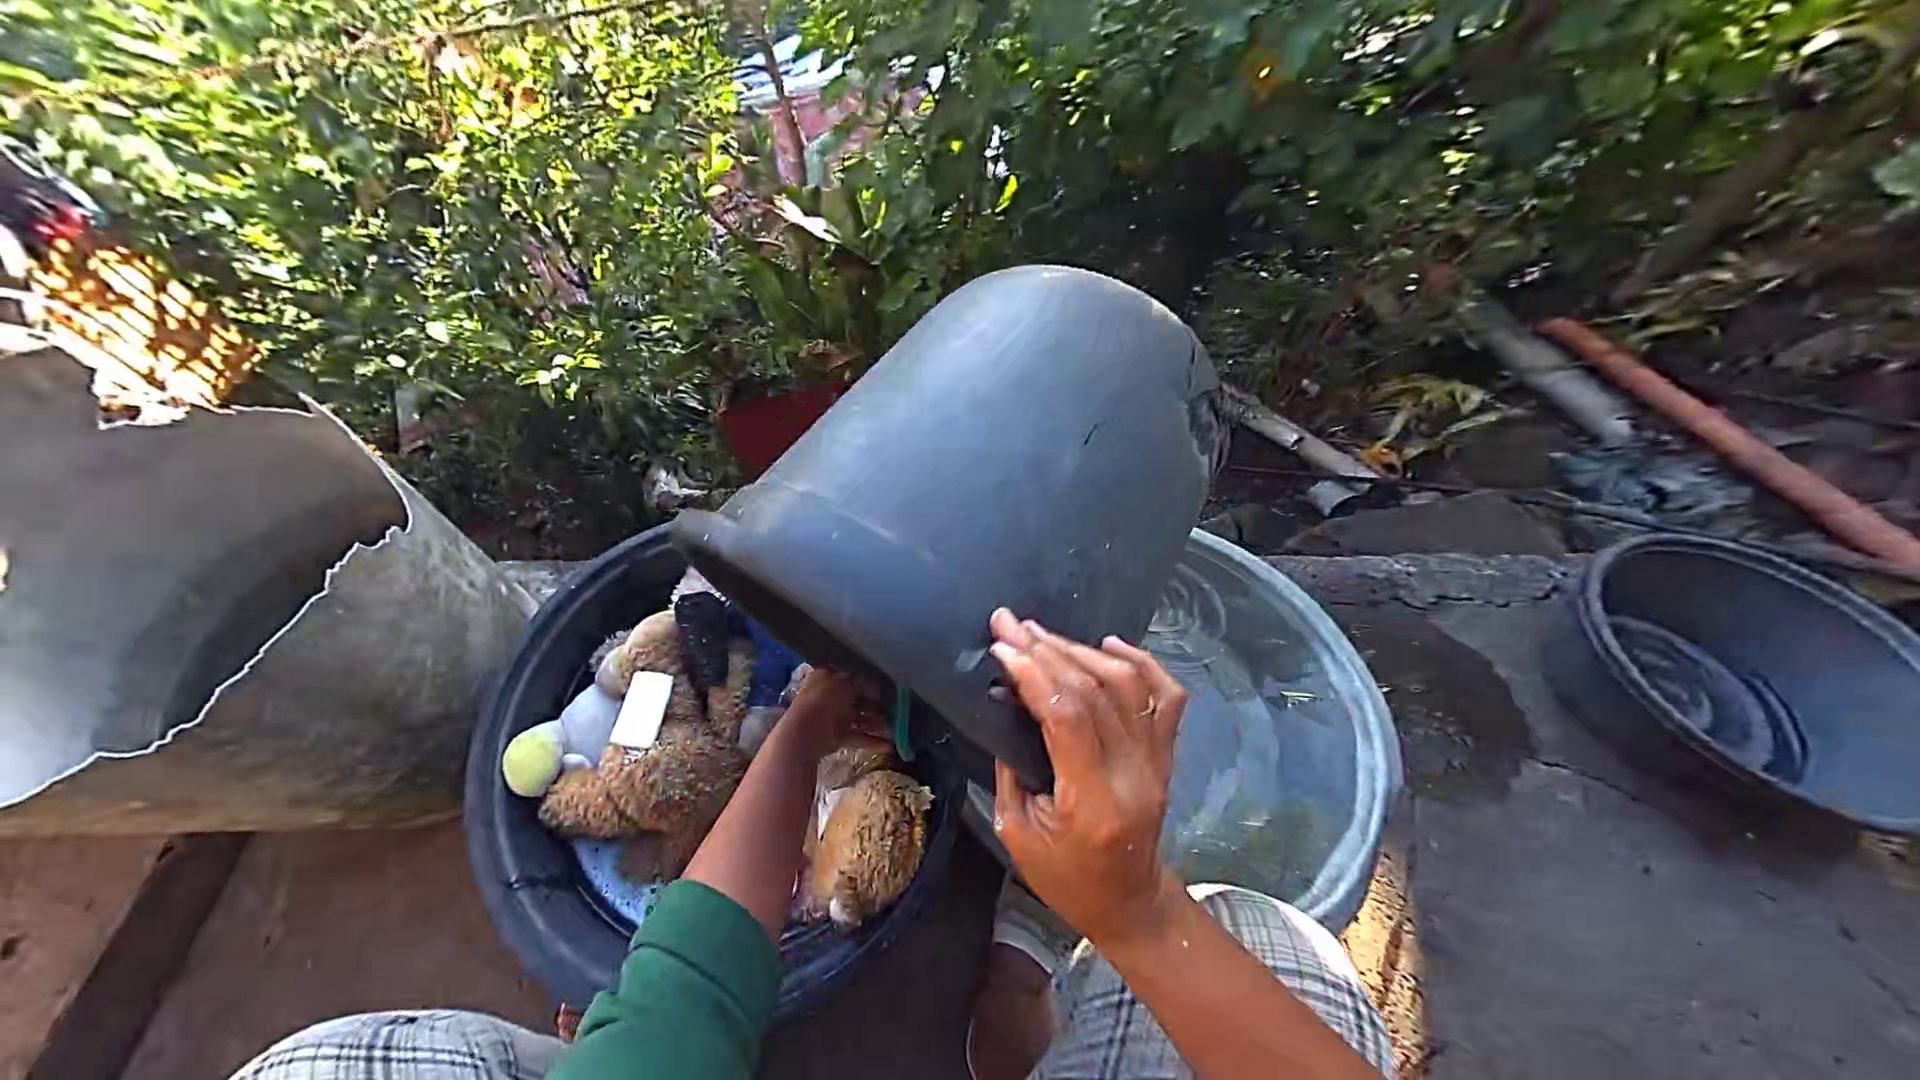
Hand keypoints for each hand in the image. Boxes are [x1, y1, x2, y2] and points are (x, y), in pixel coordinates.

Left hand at [782, 666, 886, 758]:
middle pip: (859, 698)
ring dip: (879, 723)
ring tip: (896, 729)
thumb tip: (875, 685)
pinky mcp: (836, 737)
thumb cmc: (824, 701)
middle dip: (878, 704)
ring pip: (861, 718)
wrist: (803, 736)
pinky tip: (890, 746)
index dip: (871, 682)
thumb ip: (862, 681)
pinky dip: (872, 741)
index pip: (853, 676)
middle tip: (896, 709)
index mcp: (828, 677)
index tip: (889, 688)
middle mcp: (830, 695)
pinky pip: (857, 736)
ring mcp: (833, 717)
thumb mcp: (846, 682)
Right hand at [987, 608, 1188, 947]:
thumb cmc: (1066, 877)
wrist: (1129, 901)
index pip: (1067, 715)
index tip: (1002, 646)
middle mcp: (1134, 774)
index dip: (1033, 673)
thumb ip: (1011, 766)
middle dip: (1046, 649)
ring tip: (1042, 632)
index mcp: (1094, 801)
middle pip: (1094, 691)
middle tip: (1011, 623)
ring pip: (1127, 684)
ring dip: (1079, 650)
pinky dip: (1139, 661)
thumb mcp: (1017, 831)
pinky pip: (1165, 695)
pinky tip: (1107, 643)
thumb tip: (1008, 703)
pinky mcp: (1167, 754)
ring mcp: (1158, 761)